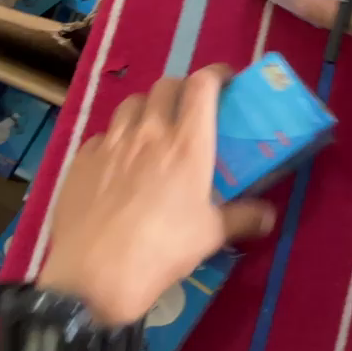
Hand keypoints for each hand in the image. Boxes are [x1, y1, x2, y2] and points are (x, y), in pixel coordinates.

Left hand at [39, 65, 276, 322]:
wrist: (94, 276)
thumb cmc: (162, 251)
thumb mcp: (211, 236)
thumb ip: (242, 218)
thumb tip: (269, 216)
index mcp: (187, 143)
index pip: (202, 86)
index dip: (216, 74)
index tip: (226, 80)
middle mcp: (149, 132)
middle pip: (166, 86)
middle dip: (182, 89)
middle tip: (190, 108)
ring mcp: (111, 143)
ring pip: (130, 103)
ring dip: (147, 107)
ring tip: (153, 128)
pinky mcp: (82, 159)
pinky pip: (103, 134)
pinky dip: (116, 137)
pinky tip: (119, 161)